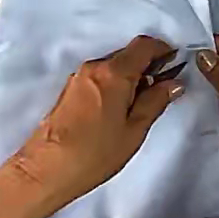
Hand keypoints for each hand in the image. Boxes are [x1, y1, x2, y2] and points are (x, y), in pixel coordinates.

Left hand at [0, 35, 182, 217]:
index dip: (164, 49)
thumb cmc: (94, 154)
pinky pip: (101, 76)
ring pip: (114, 65)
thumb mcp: (134, 130)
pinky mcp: (70, 90)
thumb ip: (156, 101)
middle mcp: (95, 67)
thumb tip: (173, 83)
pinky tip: (120, 108)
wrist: (42, 172)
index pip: (144, 45)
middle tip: (162, 88)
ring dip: (131, 76)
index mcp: (114, 73)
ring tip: (141, 103)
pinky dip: (115, 84)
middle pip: (128, 54)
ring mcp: (79, 77)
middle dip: (148, 65)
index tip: (176, 64)